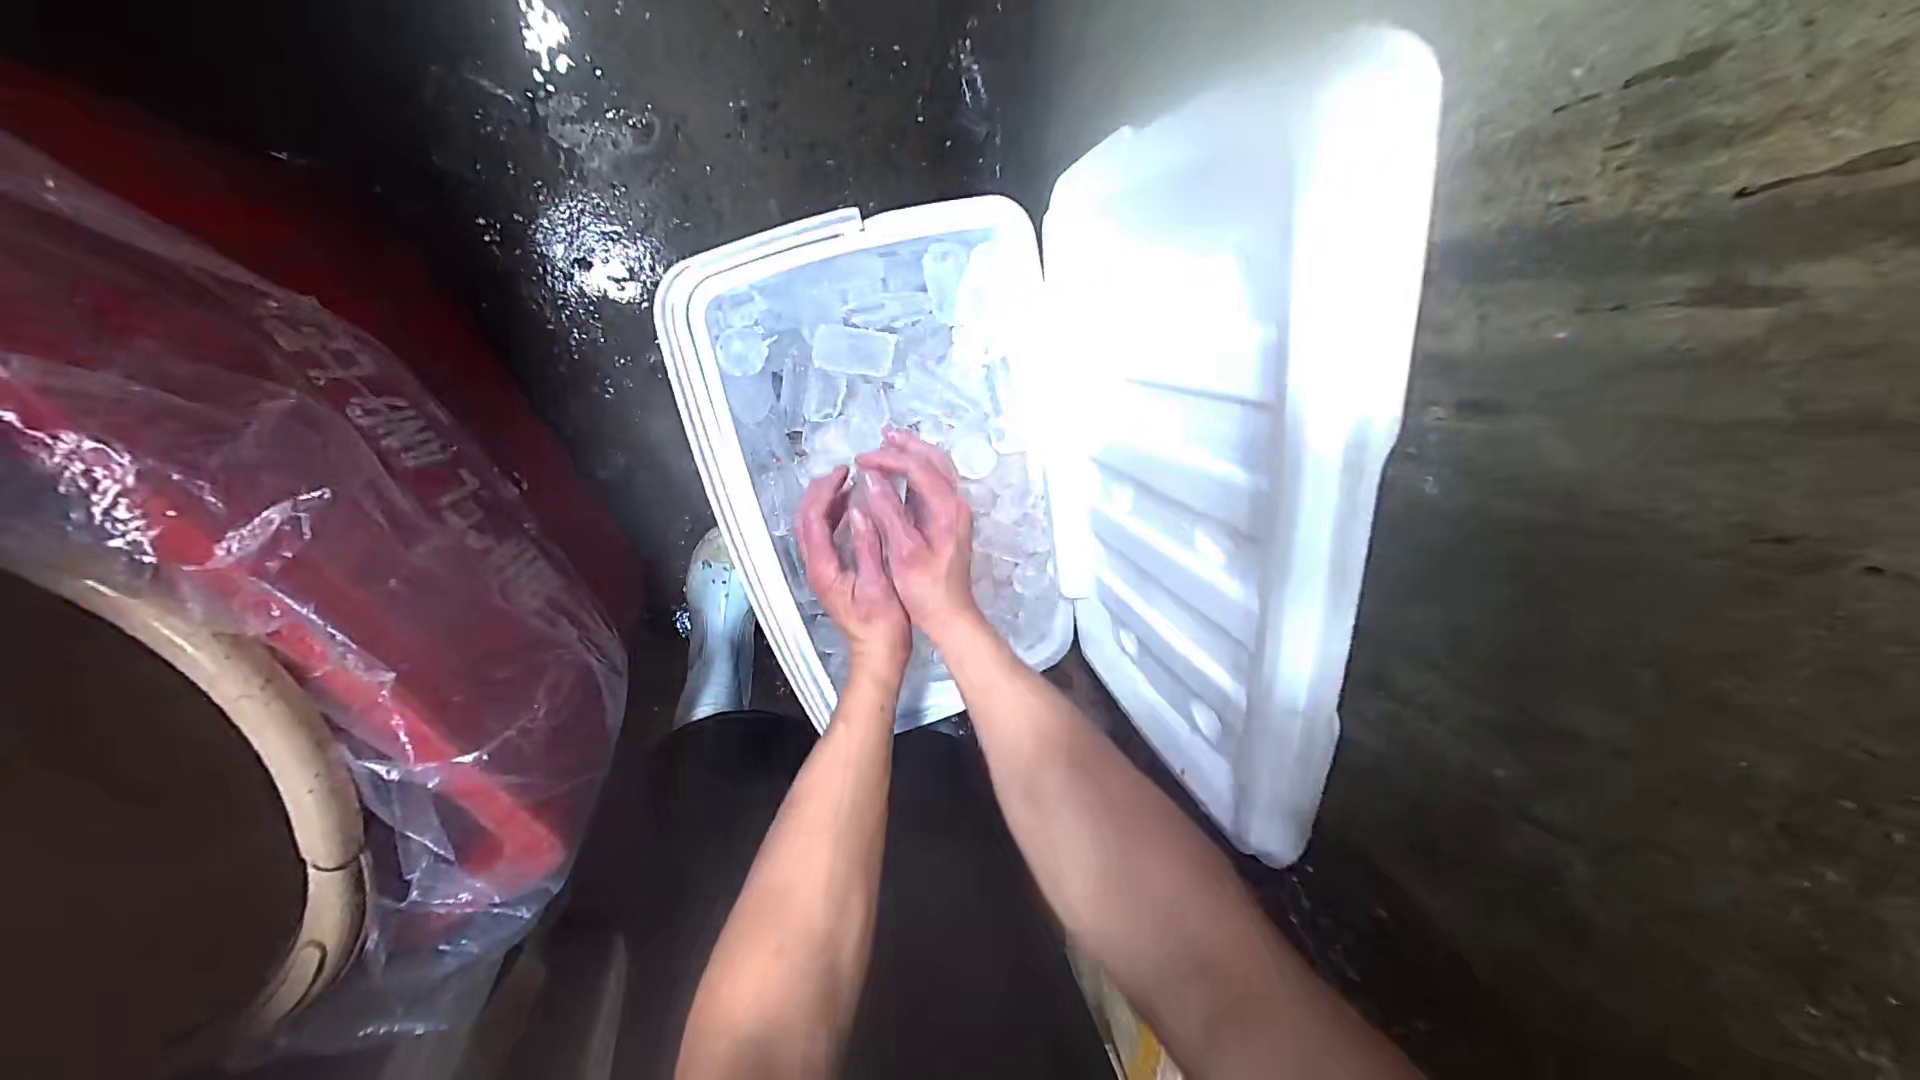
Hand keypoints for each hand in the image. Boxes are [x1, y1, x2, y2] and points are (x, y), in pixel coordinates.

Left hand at [796, 465, 911, 685]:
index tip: (846, 472)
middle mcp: (816, 568)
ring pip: (812, 528)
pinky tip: (851, 510)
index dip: (826, 492)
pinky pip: (824, 537)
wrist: (878, 654)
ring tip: (848, 484)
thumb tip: (858, 511)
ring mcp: (822, 571)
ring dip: (826, 503)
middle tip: (844, 472)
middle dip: (821, 492)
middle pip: (806, 521)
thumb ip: (867, 546)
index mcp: (824, 568)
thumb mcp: (879, 583)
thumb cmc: (883, 624)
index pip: (814, 520)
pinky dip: (833, 518)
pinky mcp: (831, 574)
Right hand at [853, 429, 984, 644]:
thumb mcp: (902, 552)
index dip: (888, 459)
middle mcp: (956, 505)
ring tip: (890, 445)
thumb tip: (872, 478)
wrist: (951, 614)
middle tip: (881, 437)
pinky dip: (919, 470)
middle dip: (906, 446)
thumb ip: (888, 512)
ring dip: (915, 454)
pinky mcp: (950, 520)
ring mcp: (955, 512)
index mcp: (947, 510)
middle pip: (934, 459)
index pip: (918, 468)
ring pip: (939, 468)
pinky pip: (937, 482)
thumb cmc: (927, 590)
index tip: (862, 460)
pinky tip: (901, 473)